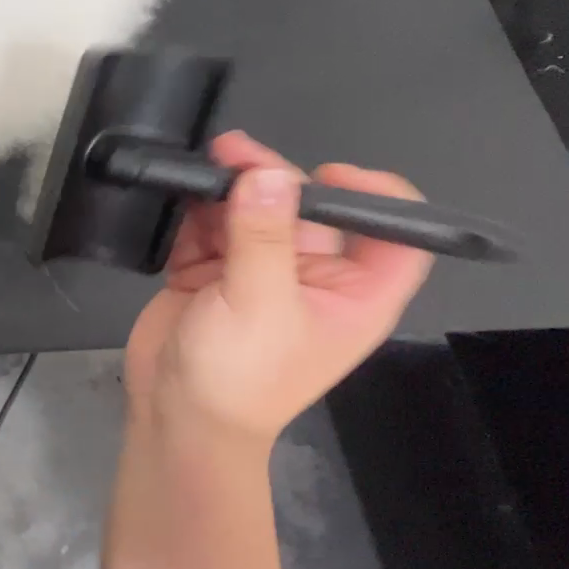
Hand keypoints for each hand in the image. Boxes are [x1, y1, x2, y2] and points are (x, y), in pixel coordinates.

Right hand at [123, 132, 432, 444]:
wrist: (176, 414)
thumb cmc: (240, 373)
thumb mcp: (259, 303)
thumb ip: (262, 236)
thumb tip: (267, 173)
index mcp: (351, 292)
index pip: (392, 235)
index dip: (374, 198)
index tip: (327, 173)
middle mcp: (309, 278)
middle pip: (303, 213)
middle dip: (271, 182)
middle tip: (232, 154)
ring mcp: (254, 275)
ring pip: (249, 216)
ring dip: (225, 193)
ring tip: (198, 168)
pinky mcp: (207, 276)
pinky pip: (205, 232)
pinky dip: (192, 214)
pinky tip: (179, 198)